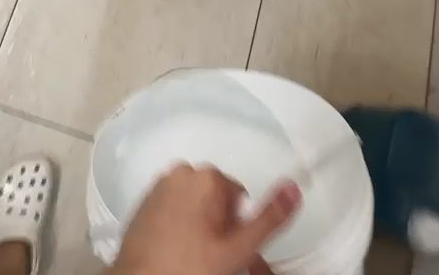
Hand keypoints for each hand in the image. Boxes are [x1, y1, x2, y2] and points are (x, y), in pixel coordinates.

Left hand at [113, 165, 301, 274]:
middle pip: (216, 200)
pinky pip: (173, 209)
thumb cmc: (187, 267)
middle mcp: (182, 173)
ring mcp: (160, 185)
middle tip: (213, 257)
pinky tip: (176, 251)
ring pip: (195, 205)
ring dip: (200, 226)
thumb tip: (293, 189)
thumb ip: (268, 219)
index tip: (228, 249)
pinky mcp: (145, 201)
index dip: (238, 228)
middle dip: (220, 226)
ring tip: (193, 256)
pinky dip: (179, 225)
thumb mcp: (237, 249)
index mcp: (207, 177)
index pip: (240, 199)